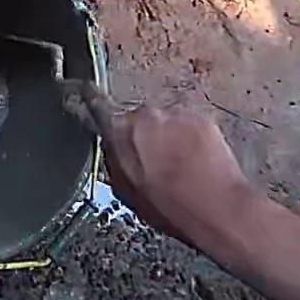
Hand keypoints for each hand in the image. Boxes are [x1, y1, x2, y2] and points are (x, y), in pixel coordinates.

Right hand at [59, 81, 261, 247]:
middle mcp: (145, 115)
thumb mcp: (129, 194)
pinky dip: (190, 139)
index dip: (85, 97)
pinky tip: (196, 163)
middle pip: (136, 120)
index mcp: (120, 132)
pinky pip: (188, 124)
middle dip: (143, 137)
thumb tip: (111, 150)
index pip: (95, 103)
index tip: (80, 91)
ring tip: (181, 168)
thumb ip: (113, 163)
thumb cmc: (175, 207)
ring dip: (168, 138)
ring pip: (164, 122)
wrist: (220, 208)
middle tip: (155, 165)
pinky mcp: (200, 116)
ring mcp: (174, 113)